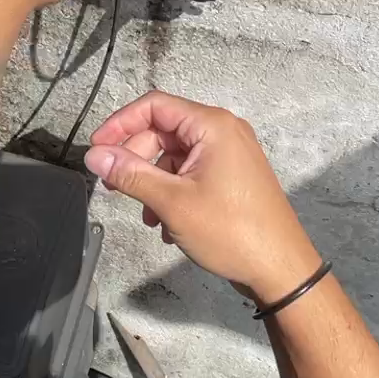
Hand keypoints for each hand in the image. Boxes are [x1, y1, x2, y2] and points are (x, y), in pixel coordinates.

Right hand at [83, 92, 323, 303]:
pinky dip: (173, 191)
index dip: (119, 123)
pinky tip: (167, 224)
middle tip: (114, 186)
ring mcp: (230, 153)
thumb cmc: (232, 232)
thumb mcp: (172, 202)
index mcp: (211, 125)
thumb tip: (94, 156)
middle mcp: (223, 131)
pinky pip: (191, 171)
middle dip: (135, 158)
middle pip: (162, 131)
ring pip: (174, 155)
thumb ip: (130, 174)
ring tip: (147, 216)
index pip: (153, 106)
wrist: (283, 271)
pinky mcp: (232, 175)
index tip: (97, 149)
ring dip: (153, 181)